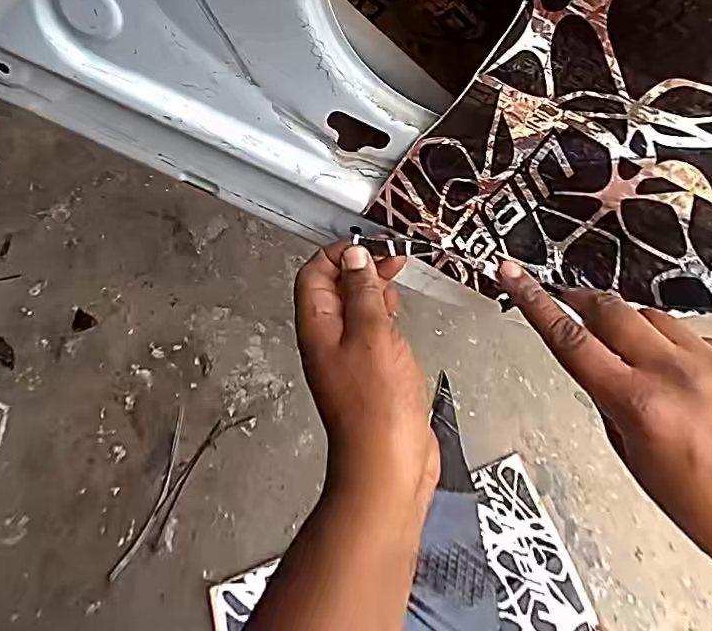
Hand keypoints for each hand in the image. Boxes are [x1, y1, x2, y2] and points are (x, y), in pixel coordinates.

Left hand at [295, 241, 437, 503]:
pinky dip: (382, 312)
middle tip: (389, 257)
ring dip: (372, 286)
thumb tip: (355, 257)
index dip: (340, 253)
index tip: (369, 246)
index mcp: (316, 325)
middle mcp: (326, 338)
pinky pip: (369, 329)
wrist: (389, 466)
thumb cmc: (376, 410)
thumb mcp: (372, 334)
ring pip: (353, 306)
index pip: (315, 272)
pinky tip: (395, 311)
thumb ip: (363, 291)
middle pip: (334, 286)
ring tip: (395, 275)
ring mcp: (347, 354)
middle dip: (359, 266)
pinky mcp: (368, 370)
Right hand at [496, 262, 711, 630]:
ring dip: (637, 330)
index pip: (567, 337)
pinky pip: (699, 337)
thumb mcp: (635, 459)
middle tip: (576, 305)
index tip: (512, 273)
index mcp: (638, 405)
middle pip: (609, 308)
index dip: (533, 299)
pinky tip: (696, 384)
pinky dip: (684, 351)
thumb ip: (608, 401)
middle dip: (585, 303)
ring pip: (653, 317)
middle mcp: (676, 376)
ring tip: (650, 364)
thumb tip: (597, 365)